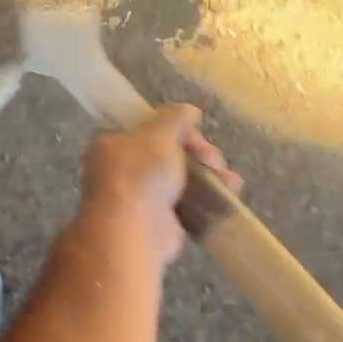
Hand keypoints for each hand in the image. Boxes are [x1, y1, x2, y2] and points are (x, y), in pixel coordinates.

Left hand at [80, 104, 242, 260]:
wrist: (133, 231)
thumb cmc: (139, 175)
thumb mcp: (157, 135)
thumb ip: (174, 118)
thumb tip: (187, 110)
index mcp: (113, 145)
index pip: (148, 128)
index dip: (175, 127)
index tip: (193, 131)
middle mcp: (123, 169)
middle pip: (169, 151)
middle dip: (198, 151)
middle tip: (209, 159)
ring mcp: (142, 195)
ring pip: (182, 175)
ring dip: (209, 172)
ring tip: (225, 177)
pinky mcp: (161, 218)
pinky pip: (189, 200)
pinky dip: (210, 194)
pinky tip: (229, 190)